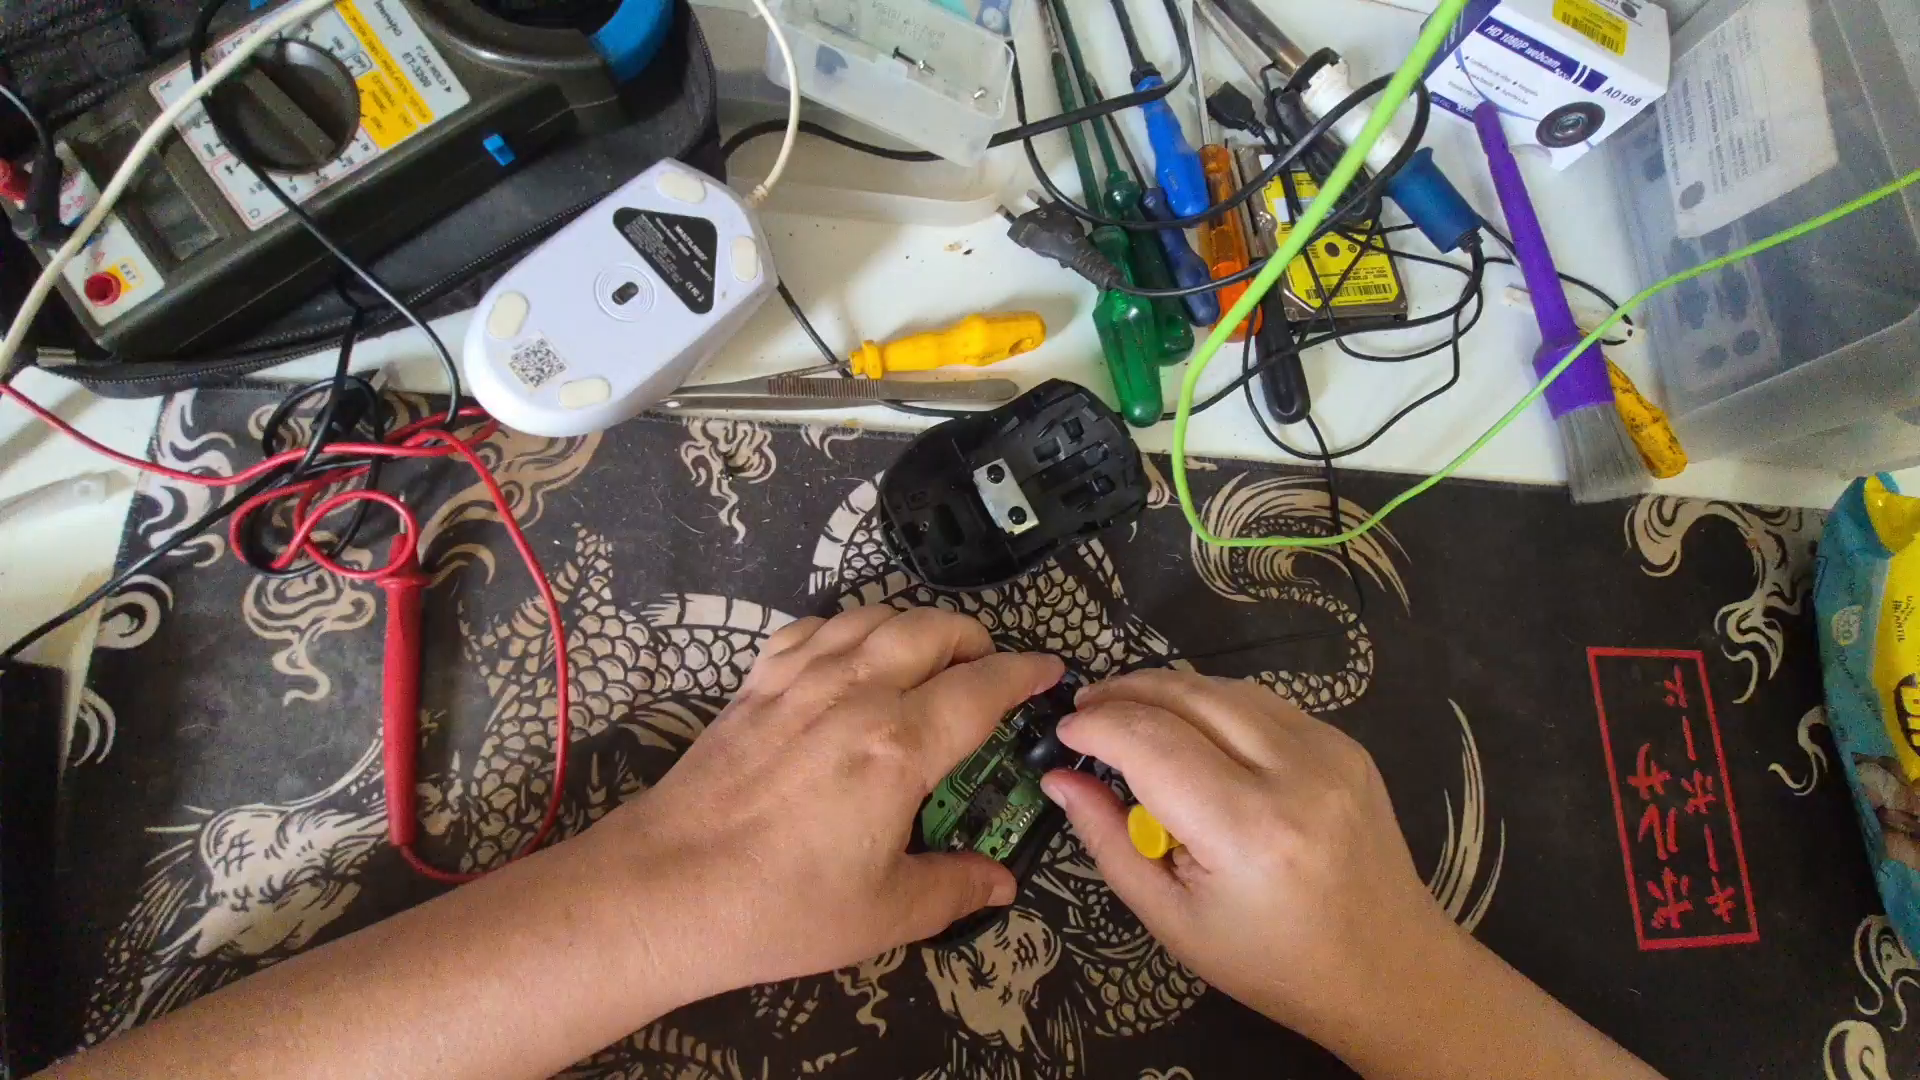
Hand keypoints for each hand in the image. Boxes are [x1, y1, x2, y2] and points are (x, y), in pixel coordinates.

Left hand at [581, 605, 1063, 1000]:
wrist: (665, 887)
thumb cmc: (781, 905)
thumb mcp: (884, 912)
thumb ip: (954, 887)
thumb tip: (1002, 881)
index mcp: (900, 746)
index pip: (982, 688)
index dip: (1024, 672)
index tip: (1049, 668)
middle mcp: (858, 693)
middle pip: (933, 629)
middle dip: (974, 638)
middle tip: (987, 667)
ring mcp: (803, 677)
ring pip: (876, 615)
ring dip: (916, 624)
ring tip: (929, 653)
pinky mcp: (760, 679)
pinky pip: (814, 626)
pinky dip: (847, 628)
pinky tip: (850, 654)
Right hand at [1039, 670, 1458, 1044]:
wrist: (1394, 971)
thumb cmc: (1270, 960)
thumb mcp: (1170, 919)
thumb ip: (1107, 840)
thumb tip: (1059, 777)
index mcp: (1249, 831)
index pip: (1152, 743)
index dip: (1098, 725)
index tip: (1064, 730)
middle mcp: (1295, 774)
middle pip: (1186, 696)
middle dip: (1124, 692)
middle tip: (1086, 707)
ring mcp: (1329, 750)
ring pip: (1220, 687)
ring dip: (1164, 690)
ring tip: (1127, 710)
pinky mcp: (1344, 742)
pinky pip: (1256, 701)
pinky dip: (1208, 703)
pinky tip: (1188, 726)